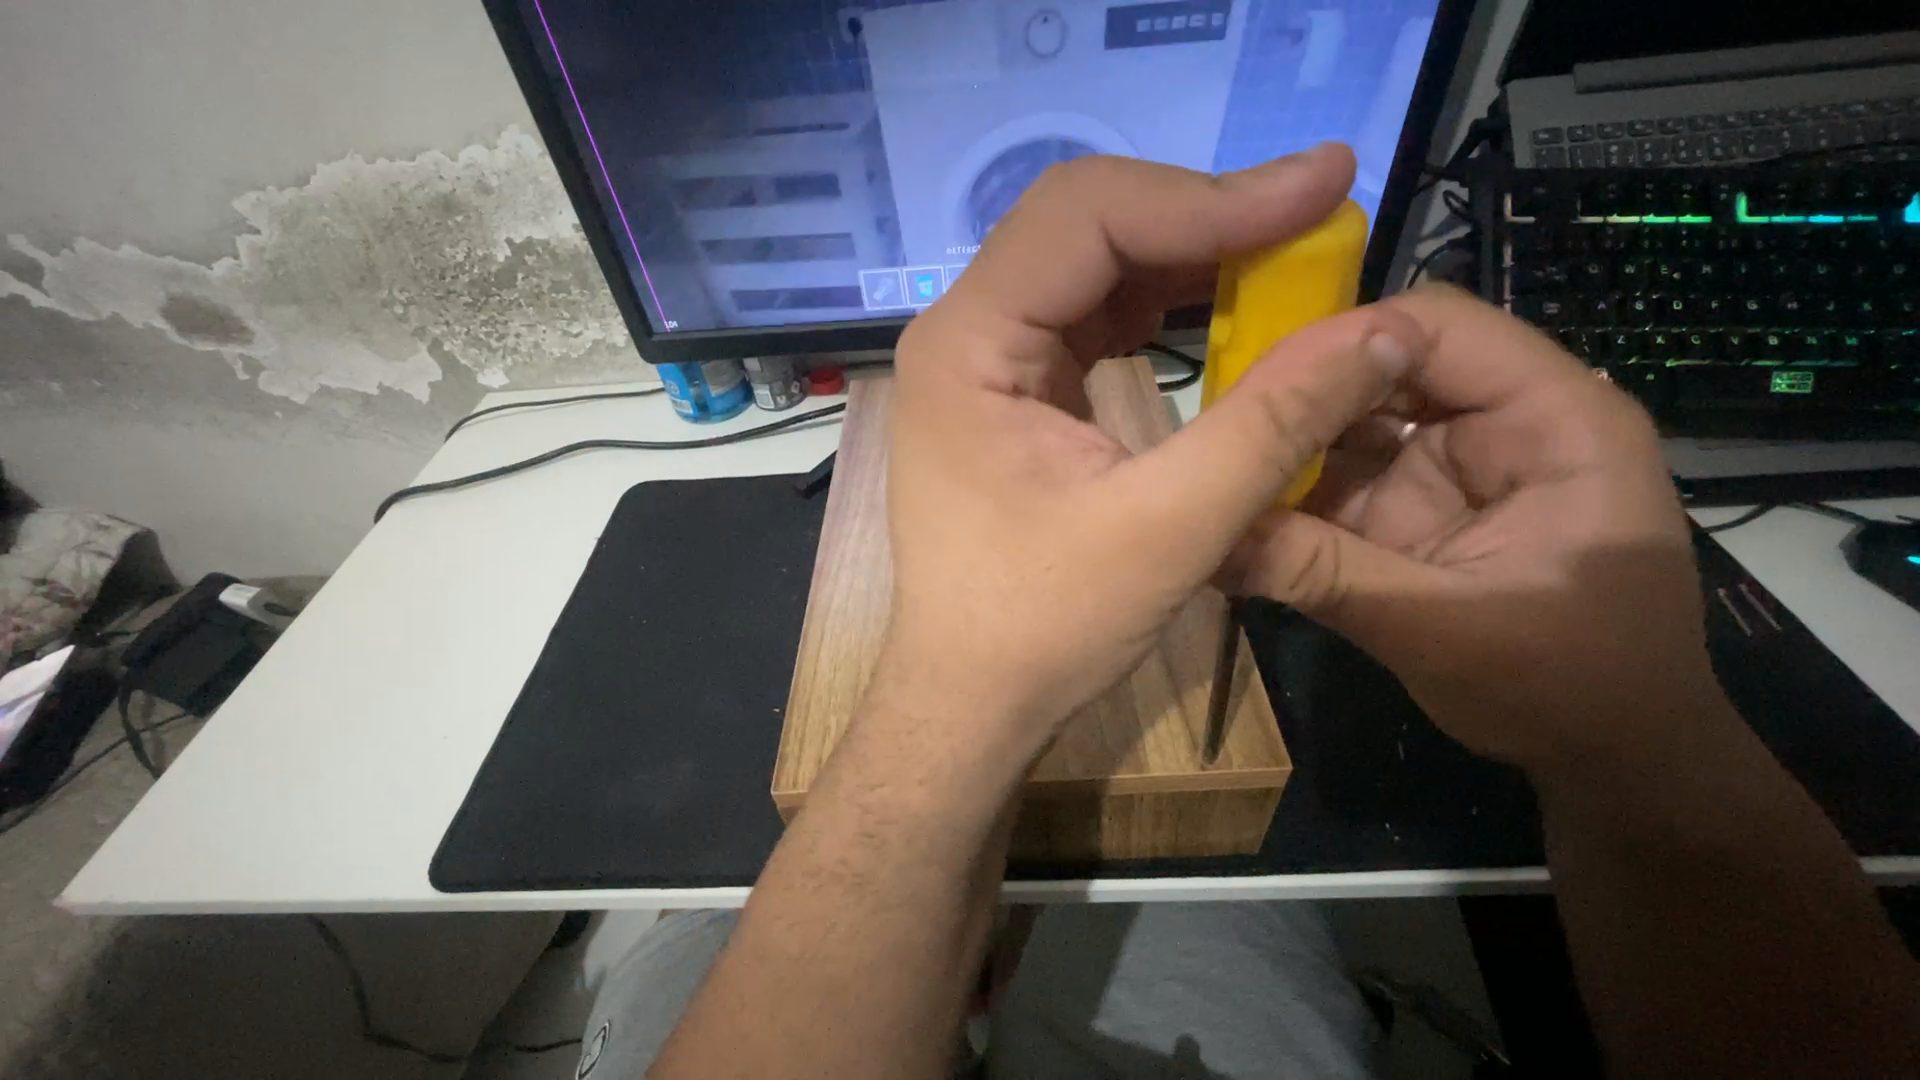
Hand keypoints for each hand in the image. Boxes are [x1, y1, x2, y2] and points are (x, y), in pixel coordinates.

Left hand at [878, 146, 1427, 762]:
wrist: (969, 698)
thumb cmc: (1043, 629)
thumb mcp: (1170, 529)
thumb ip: (1276, 422)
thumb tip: (1386, 330)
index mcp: (969, 344)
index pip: (1087, 215)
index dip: (1212, 195)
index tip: (1326, 186)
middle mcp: (963, 333)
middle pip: (1085, 227)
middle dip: (1203, 219)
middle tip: (1318, 219)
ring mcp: (981, 362)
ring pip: (1090, 268)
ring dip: (1188, 260)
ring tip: (1288, 258)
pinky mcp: (1008, 395)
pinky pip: (1086, 321)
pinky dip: (1158, 310)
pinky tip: (1220, 311)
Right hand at [1224, 286, 1705, 768]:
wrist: (1606, 758)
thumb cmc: (1566, 689)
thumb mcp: (1438, 629)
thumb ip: (1322, 573)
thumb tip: (1202, 538)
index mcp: (1551, 420)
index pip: (1441, 327)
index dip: (1349, 341)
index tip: (1260, 390)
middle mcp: (1498, 424)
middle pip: (1385, 366)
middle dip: (1302, 396)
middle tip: (1221, 431)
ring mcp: (1450, 466)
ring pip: (1352, 420)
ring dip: (1288, 444)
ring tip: (1216, 467)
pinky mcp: (1414, 508)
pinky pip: (1340, 477)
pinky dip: (1292, 492)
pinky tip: (1241, 508)